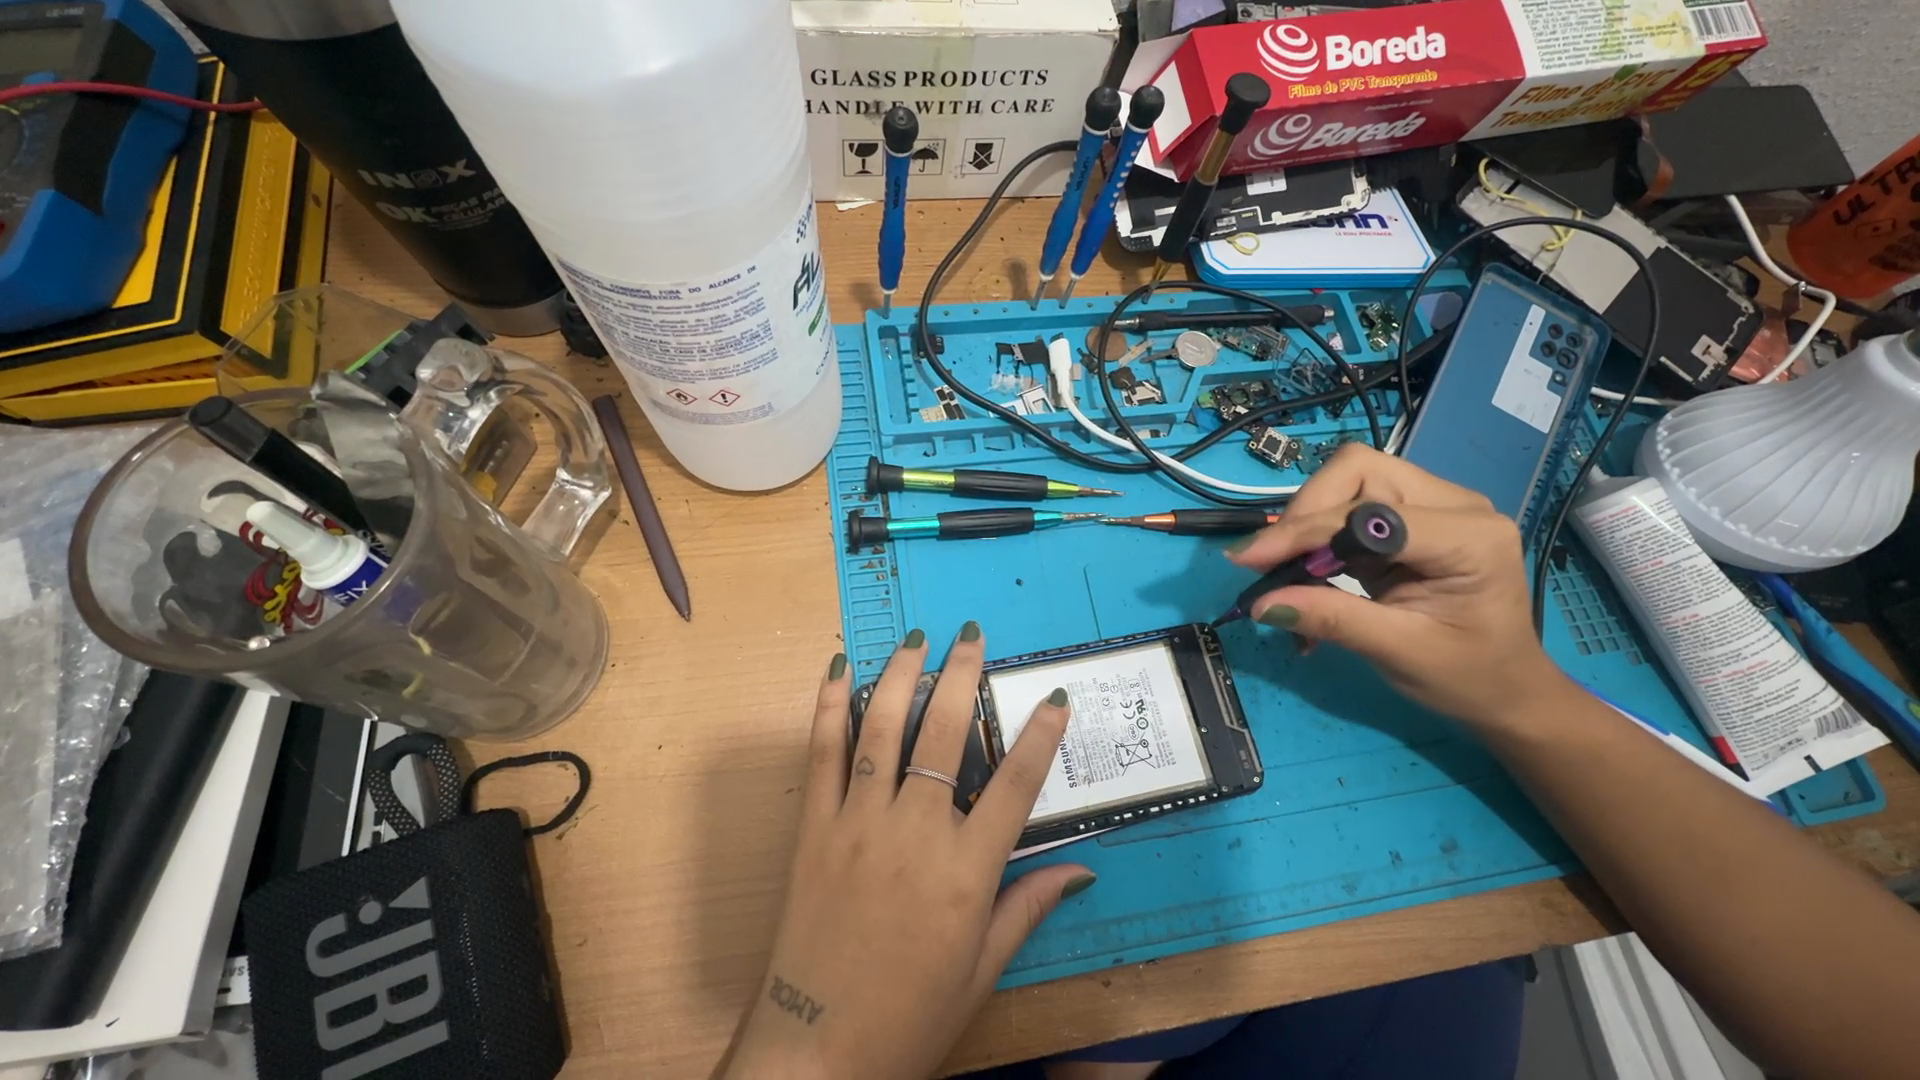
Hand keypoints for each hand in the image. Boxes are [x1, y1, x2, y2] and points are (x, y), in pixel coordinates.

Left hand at [718, 624, 1094, 1079]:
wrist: (815, 1050)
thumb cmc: (911, 1014)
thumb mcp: (983, 969)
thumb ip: (1028, 907)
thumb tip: (1081, 868)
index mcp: (966, 870)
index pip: (1015, 785)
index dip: (1041, 736)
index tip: (1054, 696)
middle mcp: (914, 832)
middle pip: (943, 736)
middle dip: (962, 677)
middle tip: (971, 634)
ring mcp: (857, 823)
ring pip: (881, 730)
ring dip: (900, 676)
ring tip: (916, 638)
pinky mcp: (813, 828)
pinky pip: (821, 755)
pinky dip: (827, 707)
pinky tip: (836, 670)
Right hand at [1227, 445, 1571, 729]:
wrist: (1507, 691)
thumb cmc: (1468, 676)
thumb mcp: (1399, 653)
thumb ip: (1331, 619)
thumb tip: (1261, 604)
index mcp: (1469, 536)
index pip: (1368, 511)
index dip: (1303, 530)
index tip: (1248, 560)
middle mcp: (1455, 505)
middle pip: (1356, 472)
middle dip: (1304, 516)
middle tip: (1271, 565)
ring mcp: (1433, 507)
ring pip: (1347, 482)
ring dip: (1306, 526)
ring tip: (1287, 576)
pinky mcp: (1410, 520)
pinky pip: (1348, 509)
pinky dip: (1316, 540)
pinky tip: (1307, 578)